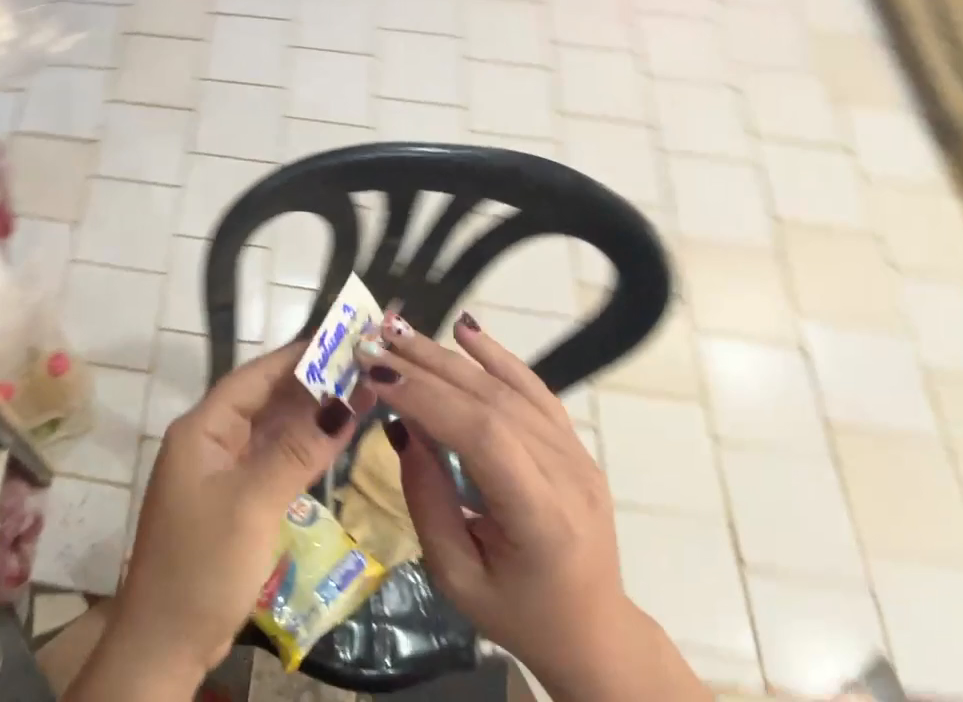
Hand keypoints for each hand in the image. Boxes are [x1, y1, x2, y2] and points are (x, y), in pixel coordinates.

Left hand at [72, 340, 364, 697]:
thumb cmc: (203, 565)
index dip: (296, 357)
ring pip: (269, 430)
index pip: (253, 378)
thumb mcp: (253, 504)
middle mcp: (207, 442)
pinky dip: (300, 448)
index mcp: (201, 430)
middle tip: (362, 362)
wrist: (165, 639)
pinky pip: (269, 460)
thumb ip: (297, 452)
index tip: (340, 337)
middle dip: (310, 382)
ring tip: (359, 390)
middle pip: (262, 400)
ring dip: (309, 414)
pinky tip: (333, 438)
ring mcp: (218, 472)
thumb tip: (342, 402)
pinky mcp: (231, 501)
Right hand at [356, 313, 705, 701]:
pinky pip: (534, 390)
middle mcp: (568, 473)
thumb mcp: (456, 575)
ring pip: (508, 389)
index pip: (483, 435)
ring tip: (397, 333)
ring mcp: (577, 455)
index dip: (427, 398)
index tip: (374, 374)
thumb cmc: (517, 612)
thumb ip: (428, 500)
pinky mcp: (574, 445)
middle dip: (425, 367)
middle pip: (492, 401)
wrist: (591, 630)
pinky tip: (466, 331)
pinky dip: (498, 357)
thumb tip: (402, 429)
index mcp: (542, 516)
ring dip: (448, 357)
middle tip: (371, 343)